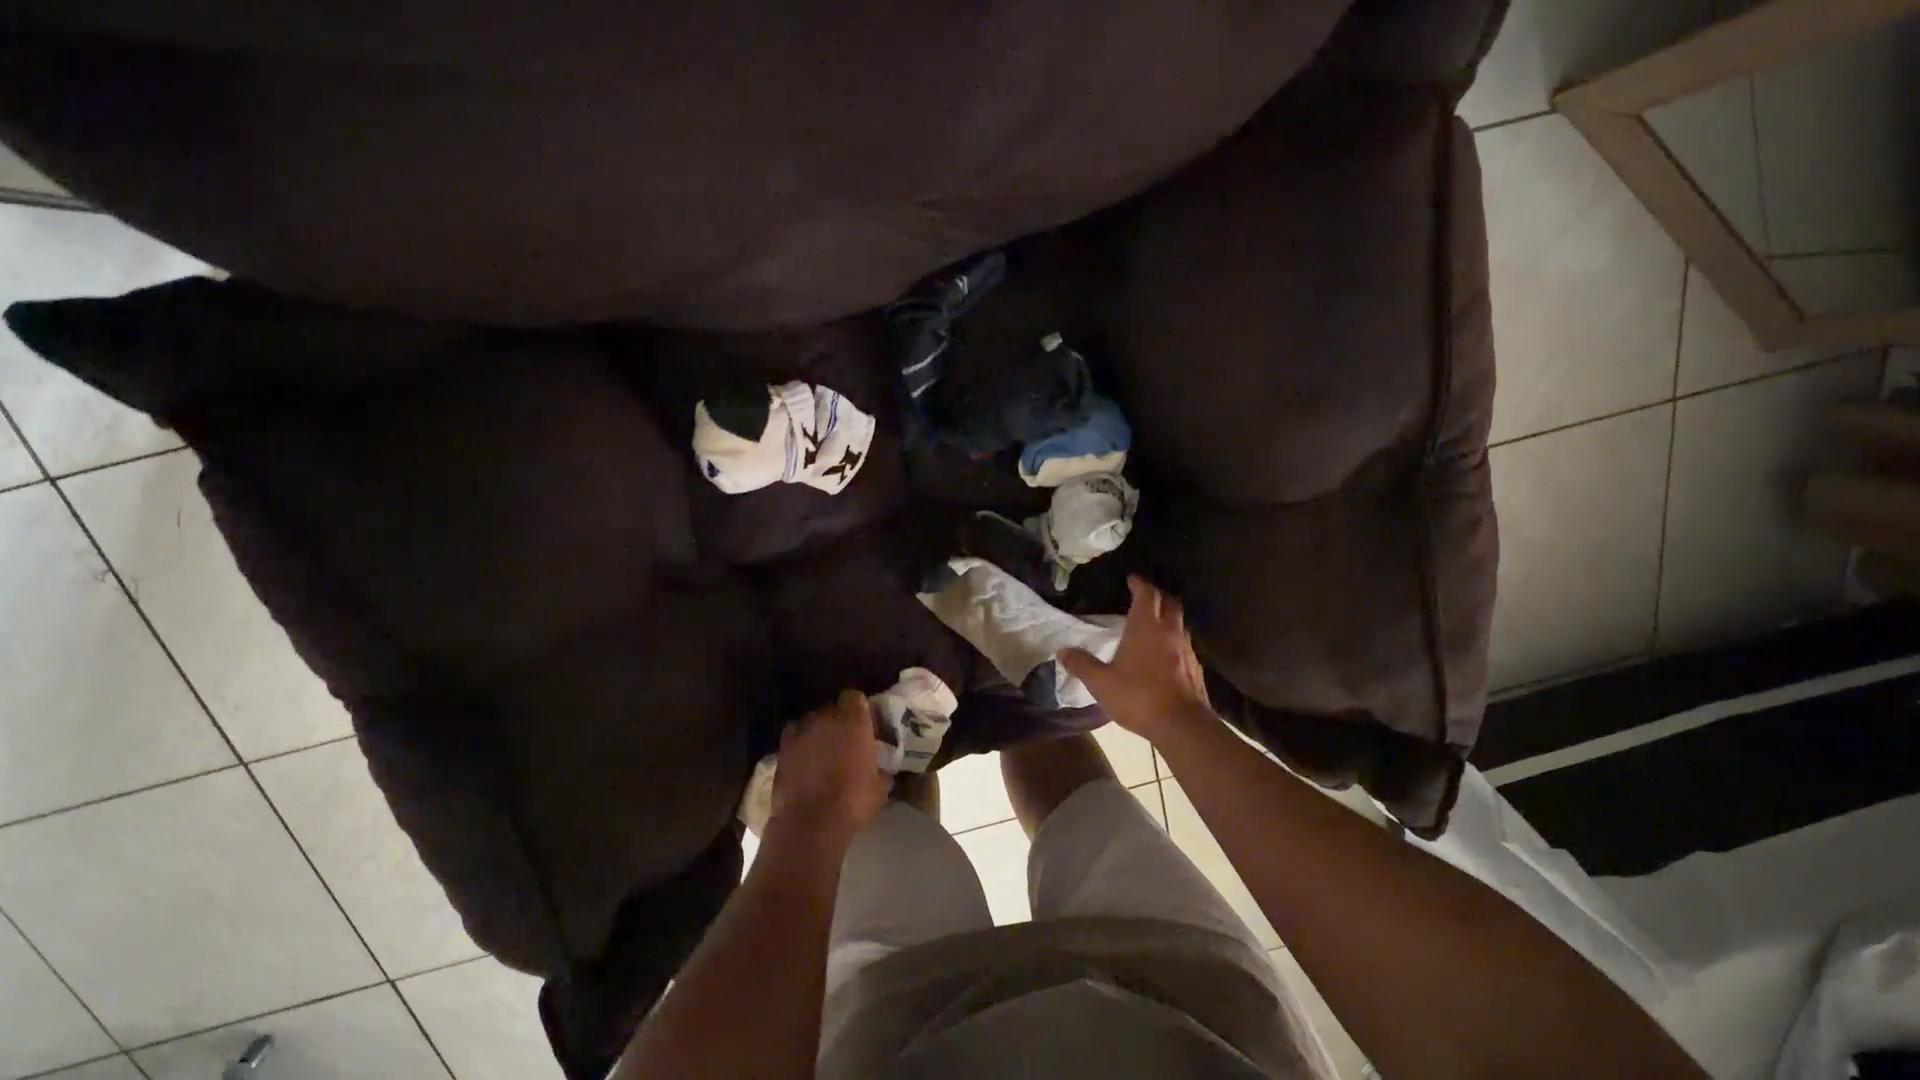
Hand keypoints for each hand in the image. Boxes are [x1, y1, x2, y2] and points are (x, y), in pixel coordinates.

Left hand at [770, 689, 890, 839]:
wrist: (811, 822)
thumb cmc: (853, 803)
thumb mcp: (882, 786)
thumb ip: (883, 765)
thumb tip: (883, 763)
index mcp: (855, 722)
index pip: (855, 696)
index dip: (860, 708)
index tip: (865, 723)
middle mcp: (827, 718)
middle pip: (833, 707)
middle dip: (840, 719)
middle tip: (846, 739)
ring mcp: (802, 730)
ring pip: (812, 719)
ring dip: (820, 728)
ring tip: (824, 748)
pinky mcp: (784, 746)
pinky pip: (794, 732)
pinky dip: (800, 738)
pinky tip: (804, 753)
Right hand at [1058, 576, 1213, 742]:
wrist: (1181, 724)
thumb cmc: (1139, 697)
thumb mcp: (1101, 683)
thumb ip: (1082, 665)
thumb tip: (1062, 651)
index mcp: (1146, 627)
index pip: (1147, 594)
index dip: (1139, 584)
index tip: (1132, 579)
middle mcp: (1170, 632)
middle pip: (1169, 602)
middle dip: (1157, 595)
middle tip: (1144, 596)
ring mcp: (1187, 649)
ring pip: (1180, 622)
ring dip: (1168, 617)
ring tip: (1154, 624)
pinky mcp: (1195, 667)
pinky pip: (1185, 644)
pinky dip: (1174, 640)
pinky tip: (1165, 654)